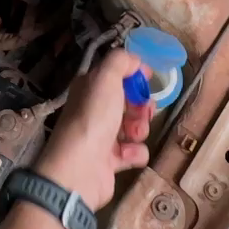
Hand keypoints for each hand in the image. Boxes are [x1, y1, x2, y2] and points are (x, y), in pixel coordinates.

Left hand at [32, 49, 150, 209]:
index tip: (147, 79)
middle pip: (129, 101)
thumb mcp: (105, 78)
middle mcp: (94, 109)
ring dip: (140, 129)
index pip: (116, 75)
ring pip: (134, 126)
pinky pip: (133, 152)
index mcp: (89, 87)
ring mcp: (102, 135)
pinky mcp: (110, 160)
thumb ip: (121, 61)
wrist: (80, 167)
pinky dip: (135, 153)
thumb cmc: (93, 117)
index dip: (134, 76)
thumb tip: (135, 61)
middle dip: (141, 105)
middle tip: (141, 112)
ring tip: (132, 135)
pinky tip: (127, 155)